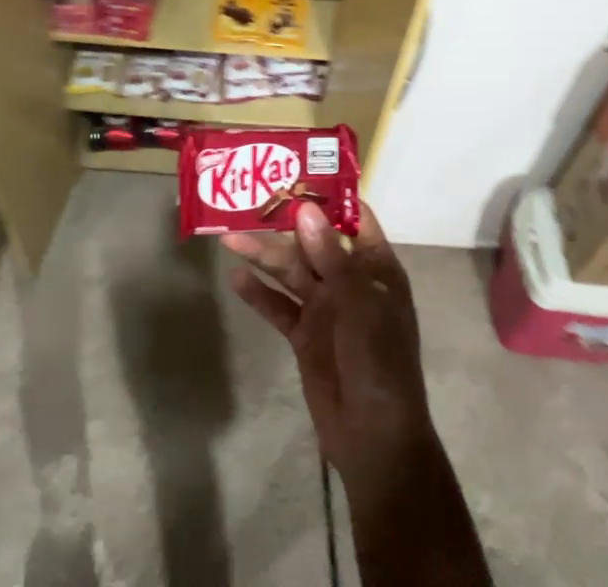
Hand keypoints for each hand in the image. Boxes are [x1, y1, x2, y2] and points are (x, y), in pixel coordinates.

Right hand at [222, 201, 433, 487]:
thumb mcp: (359, 305)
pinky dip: (259, 294)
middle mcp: (351, 283)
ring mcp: (326, 310)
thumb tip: (305, 211)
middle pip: (314, 244)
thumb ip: (330, 259)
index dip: (330, 198)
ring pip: (291, 273)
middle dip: (285, 225)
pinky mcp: (305, 336)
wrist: (375, 435)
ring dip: (263, 256)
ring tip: (228, 235)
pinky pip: (279, 307)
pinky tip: (235, 279)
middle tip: (249, 200)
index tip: (297, 172)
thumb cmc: (379, 362)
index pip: (356, 221)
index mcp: (376, 270)